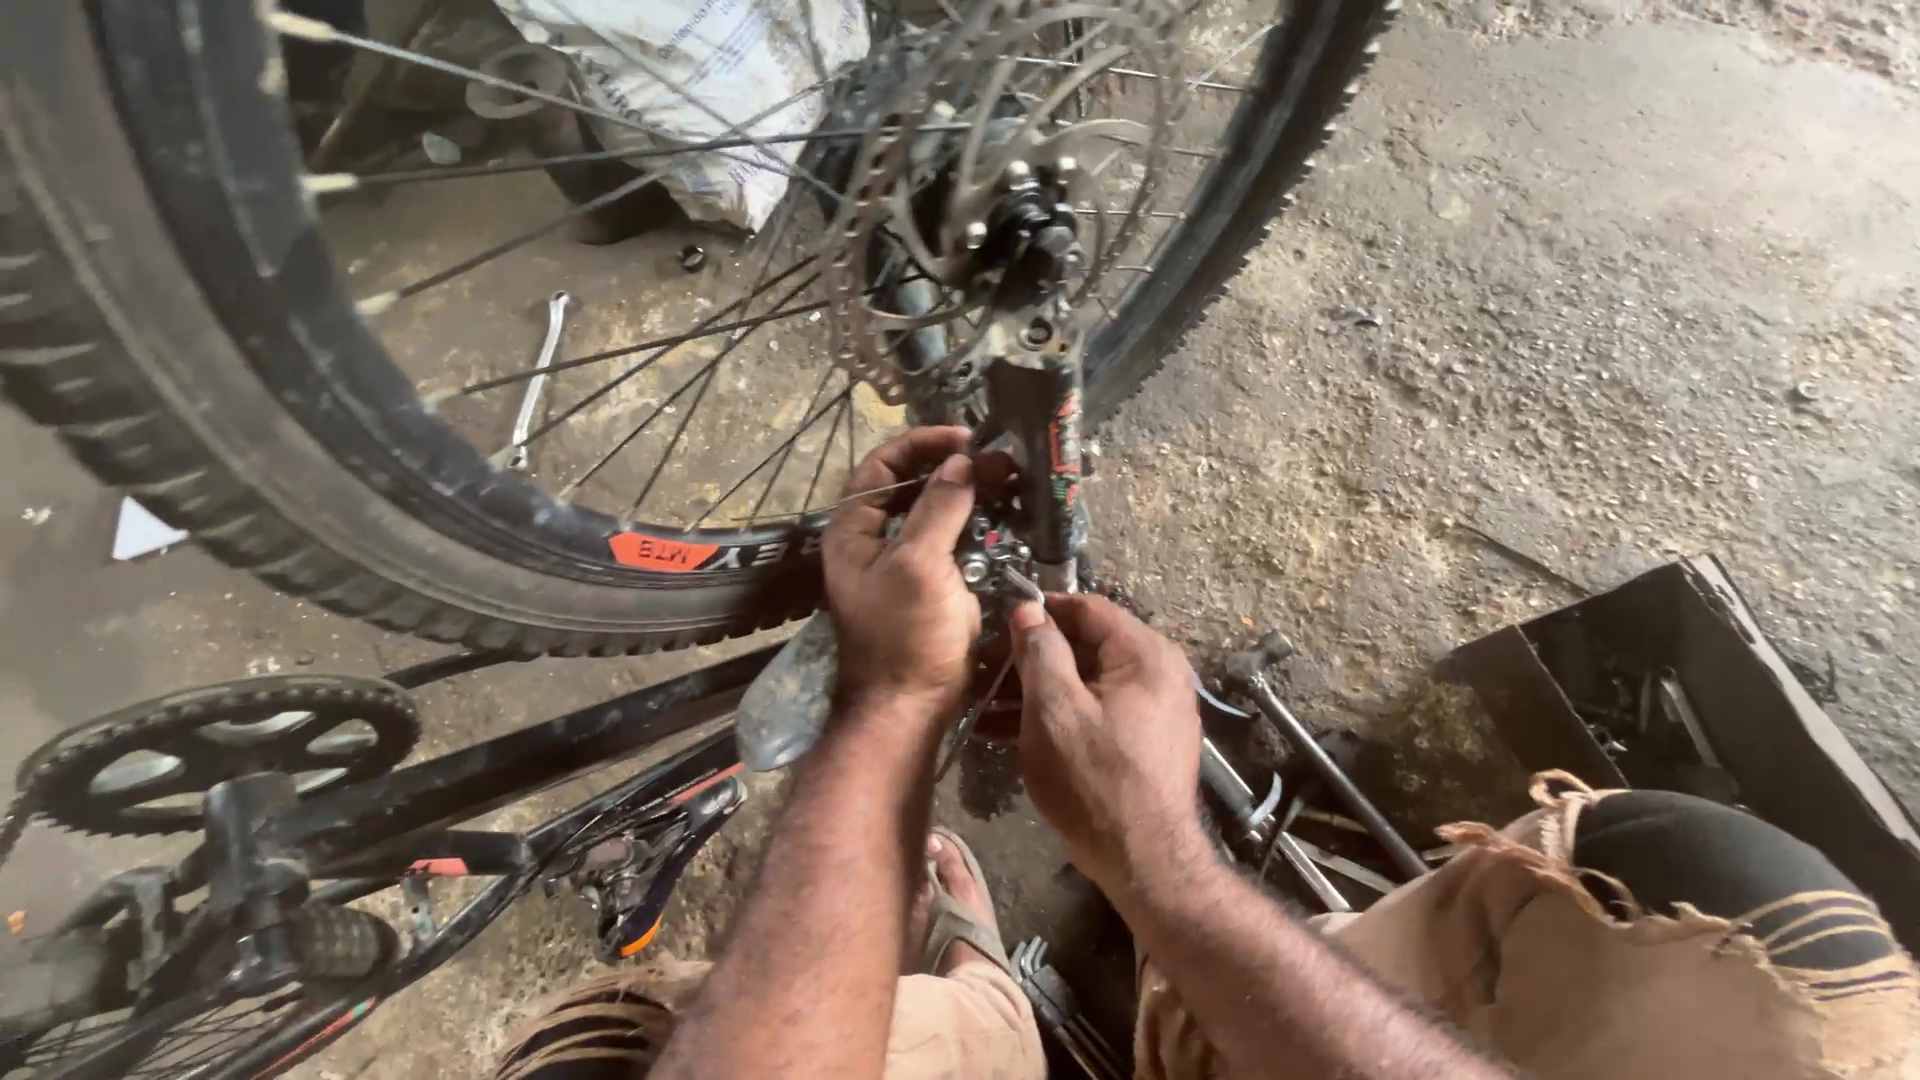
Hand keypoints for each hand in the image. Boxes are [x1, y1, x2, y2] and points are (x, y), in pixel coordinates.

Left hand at [822, 427, 980, 720]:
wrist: (910, 705)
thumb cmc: (905, 635)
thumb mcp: (919, 564)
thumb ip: (939, 507)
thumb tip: (961, 461)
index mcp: (853, 530)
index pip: (882, 466)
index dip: (920, 444)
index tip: (964, 438)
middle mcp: (874, 540)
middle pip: (910, 485)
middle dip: (951, 466)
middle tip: (995, 459)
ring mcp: (904, 561)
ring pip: (935, 511)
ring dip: (968, 493)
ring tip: (1005, 479)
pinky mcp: (931, 581)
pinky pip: (952, 539)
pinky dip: (975, 523)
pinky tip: (1002, 513)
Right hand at [1008, 594, 1206, 894]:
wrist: (1143, 862)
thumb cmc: (1095, 779)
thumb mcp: (1054, 709)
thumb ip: (1040, 651)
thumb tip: (1028, 609)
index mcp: (1144, 654)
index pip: (1086, 608)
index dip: (1038, 611)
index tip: (996, 623)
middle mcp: (1157, 672)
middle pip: (1083, 645)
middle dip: (1028, 657)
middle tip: (980, 670)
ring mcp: (1152, 708)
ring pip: (1083, 681)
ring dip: (1032, 689)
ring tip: (981, 704)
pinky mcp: (1141, 739)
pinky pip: (1092, 710)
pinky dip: (1054, 714)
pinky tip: (1007, 731)